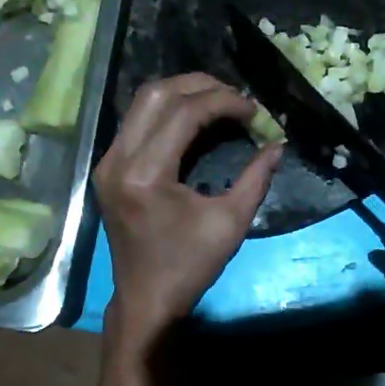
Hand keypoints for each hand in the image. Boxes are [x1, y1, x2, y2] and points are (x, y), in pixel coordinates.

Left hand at [95, 74, 282, 339]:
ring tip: (219, 102)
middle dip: (200, 86)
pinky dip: (165, 113)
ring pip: (141, 103)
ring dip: (181, 95)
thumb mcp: (231, 223)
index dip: (224, 102)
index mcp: (145, 175)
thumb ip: (255, 178)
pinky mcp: (108, 169)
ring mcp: (107, 163)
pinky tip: (193, 121)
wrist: (146, 299)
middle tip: (236, 97)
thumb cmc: (189, 267)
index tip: (254, 110)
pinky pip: (136, 124)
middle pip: (155, 94)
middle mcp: (118, 160)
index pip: (184, 113)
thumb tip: (277, 144)